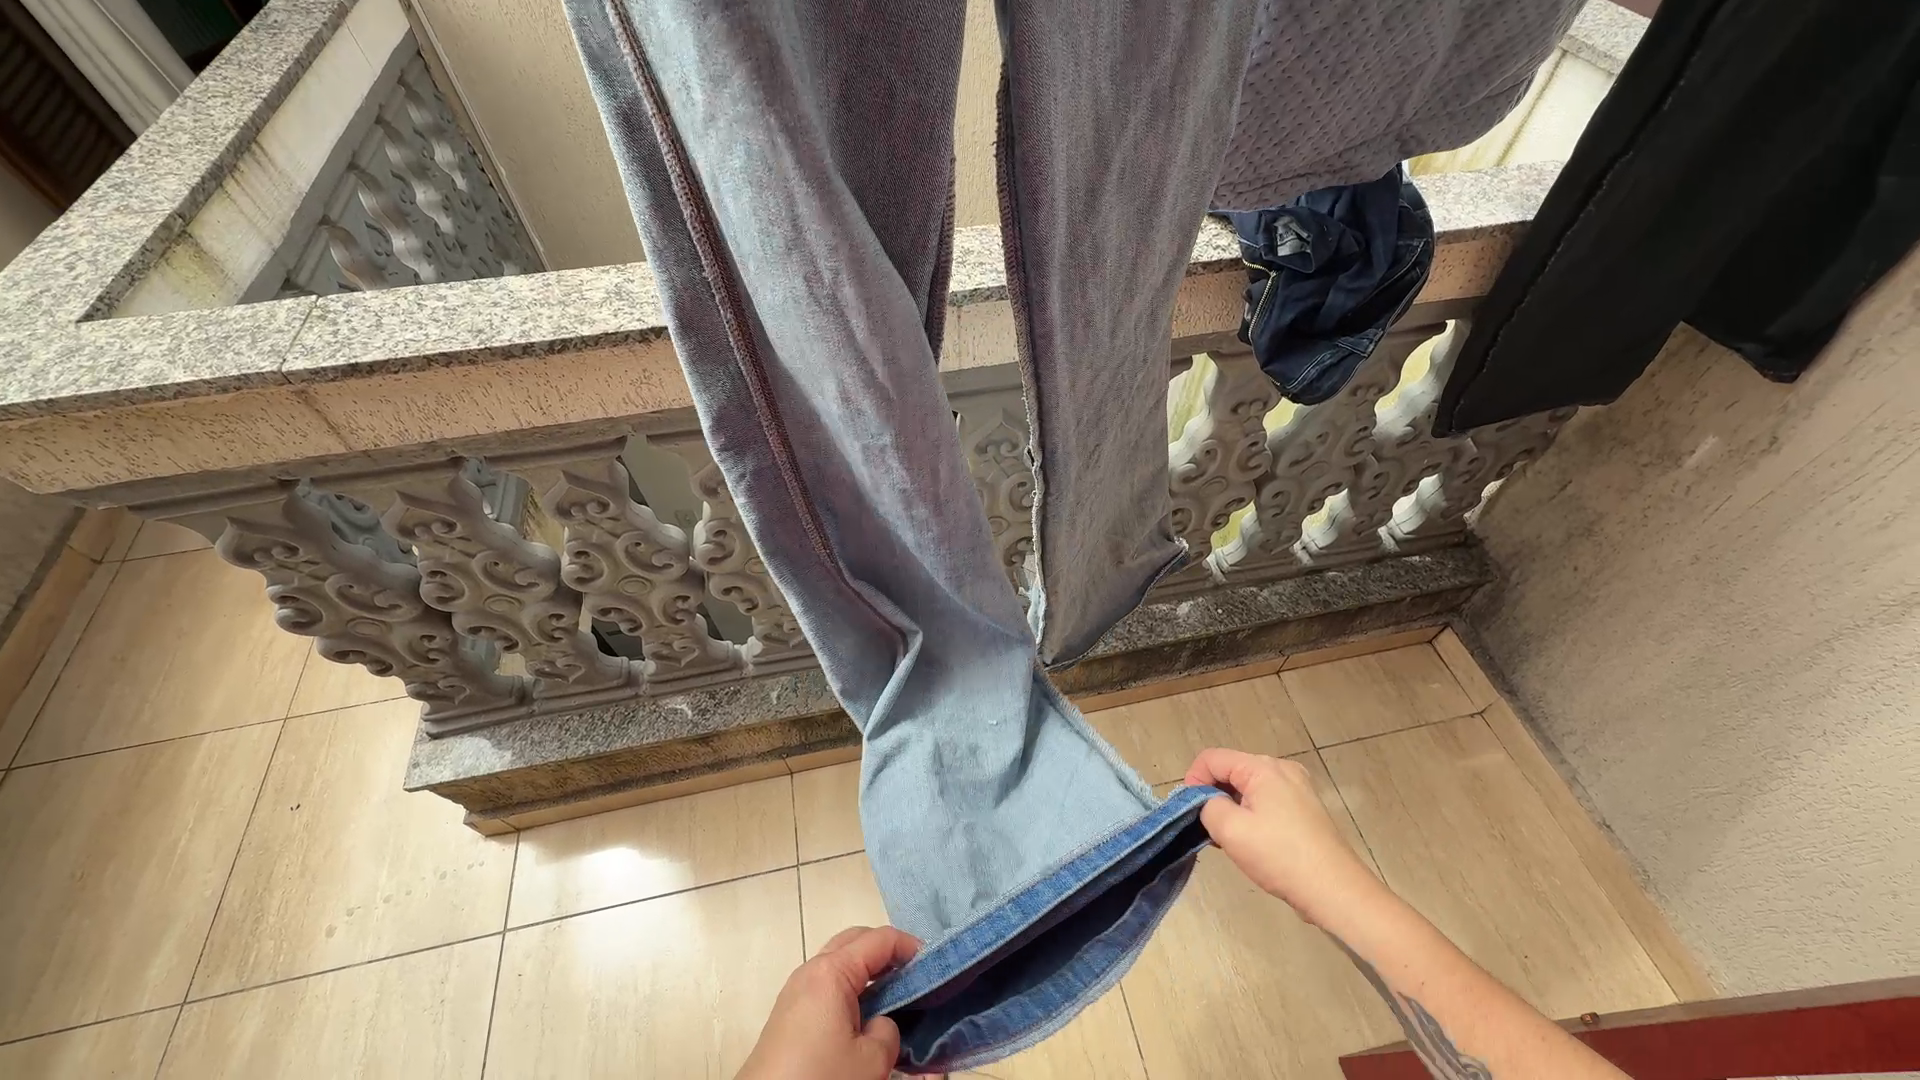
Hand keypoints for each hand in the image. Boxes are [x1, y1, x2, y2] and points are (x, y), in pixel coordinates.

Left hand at [735, 924, 918, 1079]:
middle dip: (887, 952)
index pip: (879, 939)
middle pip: (856, 941)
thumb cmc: (820, 1079)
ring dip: (869, 972)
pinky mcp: (790, 1016)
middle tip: (914, 975)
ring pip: (841, 964)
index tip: (934, 966)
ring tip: (896, 998)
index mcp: (831, 971)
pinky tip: (867, 1018)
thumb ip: (887, 1031)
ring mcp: (797, 992)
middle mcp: (811, 971)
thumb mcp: (871, 1061)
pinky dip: (852, 992)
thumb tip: (880, 1024)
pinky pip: (829, 988)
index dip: (910, 947)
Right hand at [1184, 747, 1386, 928]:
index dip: (1193, 781)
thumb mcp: (1229, 829)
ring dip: (1232, 808)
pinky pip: (1266, 801)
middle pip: (1232, 771)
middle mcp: (1283, 769)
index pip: (1212, 758)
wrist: (1335, 891)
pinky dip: (1252, 816)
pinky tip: (1254, 843)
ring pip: (1248, 788)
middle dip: (1214, 796)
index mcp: (1263, 767)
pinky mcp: (1306, 809)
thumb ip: (1207, 806)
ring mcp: (1298, 789)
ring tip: (1232, 840)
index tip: (1191, 812)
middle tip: (1210, 829)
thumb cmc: (1280, 856)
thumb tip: (1208, 803)